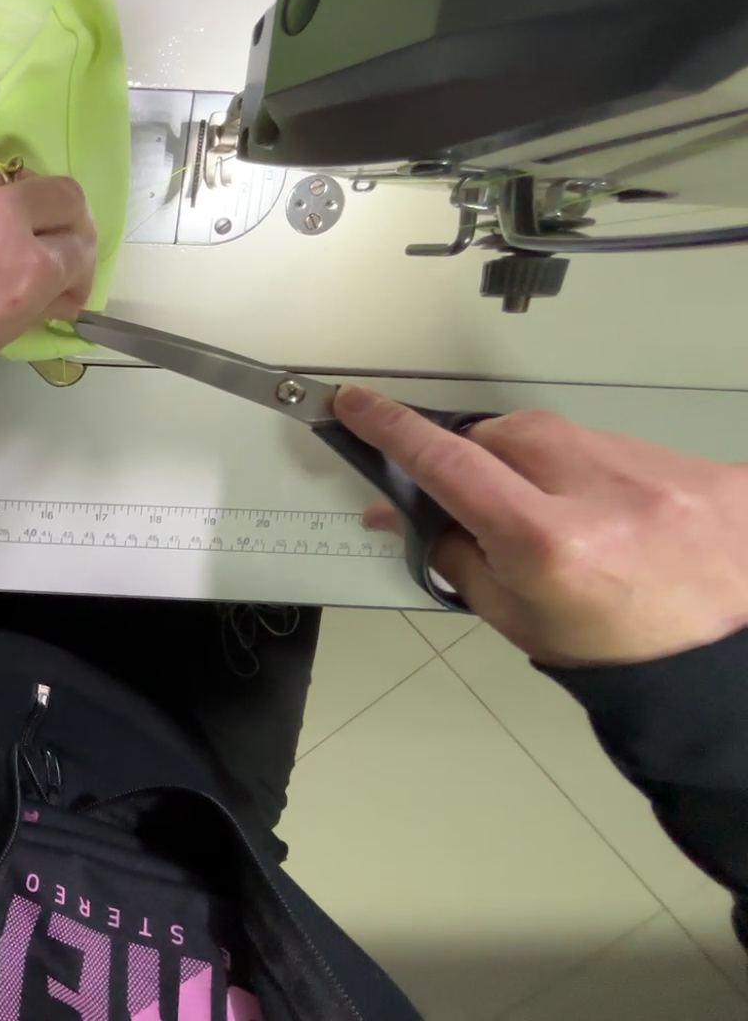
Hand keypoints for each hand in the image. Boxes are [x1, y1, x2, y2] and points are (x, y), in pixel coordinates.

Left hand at [0, 169, 96, 380]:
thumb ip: (35, 307)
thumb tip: (61, 295)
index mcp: (29, 268)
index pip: (79, 252)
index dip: (79, 274)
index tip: (67, 290)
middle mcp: (6, 219)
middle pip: (63, 196)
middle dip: (68, 222)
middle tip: (55, 246)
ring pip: (14, 184)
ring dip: (19, 208)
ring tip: (0, 237)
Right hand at [336, 386, 747, 666]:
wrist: (722, 664)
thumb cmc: (593, 640)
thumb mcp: (499, 602)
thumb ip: (443, 544)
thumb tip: (387, 506)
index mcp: (546, 542)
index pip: (449, 465)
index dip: (394, 429)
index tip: (356, 403)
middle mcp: (612, 499)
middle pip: (508, 432)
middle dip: (481, 449)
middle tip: (485, 489)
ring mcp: (675, 480)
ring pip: (568, 432)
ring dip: (542, 457)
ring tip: (562, 504)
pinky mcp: (722, 474)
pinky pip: (628, 445)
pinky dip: (601, 469)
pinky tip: (618, 509)